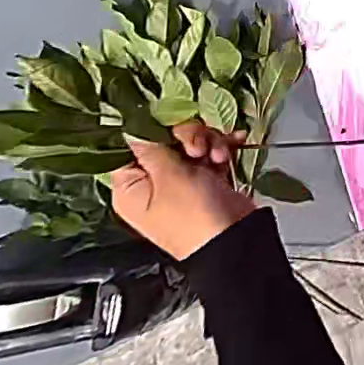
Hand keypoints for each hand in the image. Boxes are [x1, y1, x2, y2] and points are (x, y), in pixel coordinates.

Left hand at [110, 122, 255, 259]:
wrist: (233, 238)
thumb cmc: (193, 214)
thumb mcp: (169, 176)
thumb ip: (151, 146)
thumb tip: (129, 127)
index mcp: (131, 185)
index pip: (132, 145)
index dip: (152, 130)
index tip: (170, 126)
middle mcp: (153, 181)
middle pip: (165, 139)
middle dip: (188, 136)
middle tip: (198, 148)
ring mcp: (181, 179)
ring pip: (191, 141)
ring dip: (209, 141)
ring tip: (219, 155)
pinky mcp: (206, 177)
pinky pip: (210, 150)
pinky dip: (222, 147)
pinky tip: (234, 146)